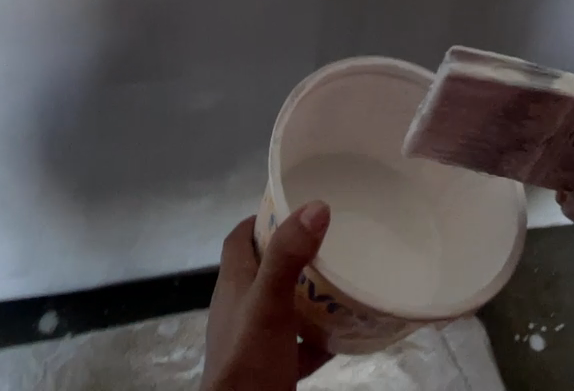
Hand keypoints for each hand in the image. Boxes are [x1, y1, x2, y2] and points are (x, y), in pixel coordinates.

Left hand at [202, 202, 333, 389]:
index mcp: (233, 283)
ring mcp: (254, 340)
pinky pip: (296, 344)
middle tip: (326, 241)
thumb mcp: (270, 301)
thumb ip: (288, 255)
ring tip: (339, 280)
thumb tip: (316, 205)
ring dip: (306, 294)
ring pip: (282, 305)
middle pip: (264, 268)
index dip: (260, 218)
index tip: (292, 205)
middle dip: (292, 253)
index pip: (239, 238)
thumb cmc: (248, 359)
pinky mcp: (271, 367)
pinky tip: (341, 332)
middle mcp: (239, 307)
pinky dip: (316, 336)